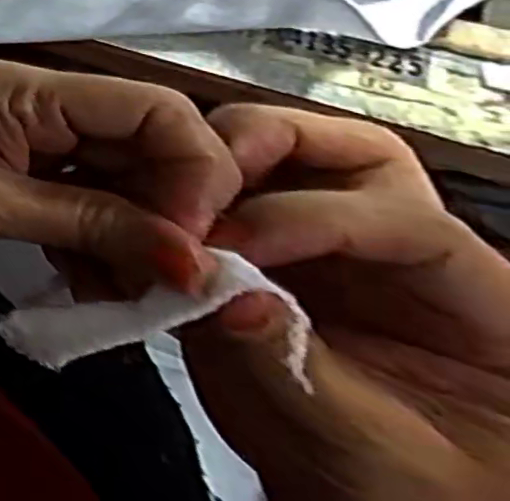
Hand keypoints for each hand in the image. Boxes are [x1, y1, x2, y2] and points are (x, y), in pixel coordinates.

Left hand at [0, 60, 238, 291]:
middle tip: (172, 280)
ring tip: (130, 290)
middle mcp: (39, 99)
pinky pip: (74, 183)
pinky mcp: (12, 150)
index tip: (191, 238)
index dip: (193, 170)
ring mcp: (25, 124)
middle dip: (165, 212)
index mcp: (31, 89)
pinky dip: (89, 226)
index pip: (153, 109)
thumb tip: (192, 260)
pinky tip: (90, 273)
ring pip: (112, 172)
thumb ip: (85, 222)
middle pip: (141, 144)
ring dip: (128, 229)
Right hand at [179, 105, 509, 499]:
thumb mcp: (363, 445)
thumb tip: (224, 293)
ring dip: (208, 158)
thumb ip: (299, 366)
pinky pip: (209, 186)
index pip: (405, 222)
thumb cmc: (392, 486)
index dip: (311, 220)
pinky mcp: (251, 243)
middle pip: (347, 151)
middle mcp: (397, 251)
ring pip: (272, 152)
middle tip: (196, 174)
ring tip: (159, 193)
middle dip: (266, 144)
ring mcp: (319, 241)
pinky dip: (166, 184)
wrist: (343, 495)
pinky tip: (133, 210)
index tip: (226, 249)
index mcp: (475, 303)